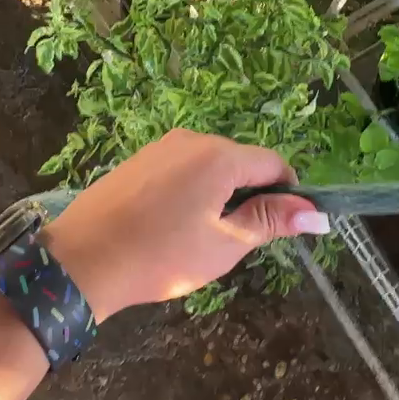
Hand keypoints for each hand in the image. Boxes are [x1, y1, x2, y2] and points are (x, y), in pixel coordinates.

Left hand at [38, 130, 328, 321]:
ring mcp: (162, 146)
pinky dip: (191, 191)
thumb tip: (318, 214)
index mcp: (219, 156)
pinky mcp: (140, 160)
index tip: (279, 228)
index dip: (286, 194)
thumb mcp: (224, 244)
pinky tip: (170, 226)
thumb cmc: (161, 256)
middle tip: (233, 241)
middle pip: (242, 161)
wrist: (80, 261)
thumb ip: (271, 221)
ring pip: (211, 165)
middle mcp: (193, 139)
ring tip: (197, 238)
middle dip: (249, 196)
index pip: (273, 163)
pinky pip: (182, 168)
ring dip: (219, 195)